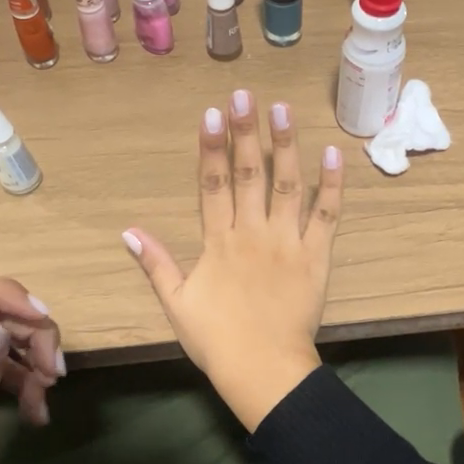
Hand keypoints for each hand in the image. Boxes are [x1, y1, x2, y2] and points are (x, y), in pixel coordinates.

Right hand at [124, 90, 343, 429]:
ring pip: (287, 186)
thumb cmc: (217, 341)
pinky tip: (334, 155)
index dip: (212, 148)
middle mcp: (252, 233)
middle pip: (249, 175)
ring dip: (285, 146)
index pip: (213, 185)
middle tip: (244, 94)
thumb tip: (129, 231)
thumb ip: (156, 264)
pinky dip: (331, 186)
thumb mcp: (176, 304)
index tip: (212, 113)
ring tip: (283, 110)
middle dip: (246, 132)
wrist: (263, 370)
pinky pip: (326, 217)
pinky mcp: (316, 257)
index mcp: (218, 243)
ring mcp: (287, 243)